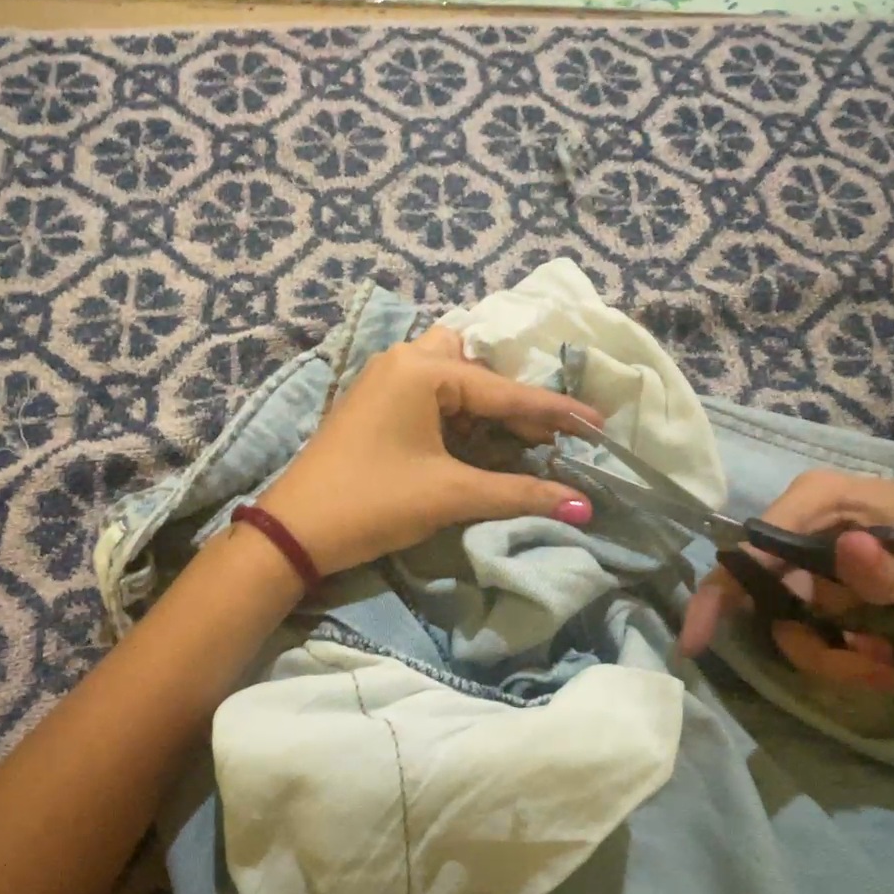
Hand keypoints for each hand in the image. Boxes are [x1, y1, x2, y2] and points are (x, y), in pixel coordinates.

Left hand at [254, 328, 599, 575]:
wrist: (294, 531)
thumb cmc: (372, 502)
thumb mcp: (449, 495)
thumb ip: (518, 494)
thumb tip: (581, 506)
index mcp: (421, 370)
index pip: (503, 391)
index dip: (554, 412)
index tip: (599, 423)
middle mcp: (402, 362)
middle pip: (476, 366)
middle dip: (513, 398)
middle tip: (547, 433)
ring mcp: (383, 382)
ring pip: (450, 378)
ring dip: (484, 405)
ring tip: (519, 439)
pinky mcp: (374, 407)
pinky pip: (429, 396)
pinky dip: (459, 415)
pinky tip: (479, 442)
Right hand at [678, 471, 893, 688]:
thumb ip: (892, 566)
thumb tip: (847, 552)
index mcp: (818, 500)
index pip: (747, 548)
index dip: (718, 596)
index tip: (696, 645)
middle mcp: (804, 524)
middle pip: (765, 593)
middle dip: (807, 643)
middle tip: (861, 669)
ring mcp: (816, 557)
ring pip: (789, 619)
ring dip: (831, 655)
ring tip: (884, 667)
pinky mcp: (832, 585)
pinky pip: (813, 627)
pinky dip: (843, 652)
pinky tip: (883, 658)